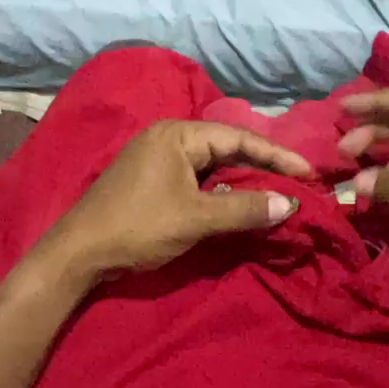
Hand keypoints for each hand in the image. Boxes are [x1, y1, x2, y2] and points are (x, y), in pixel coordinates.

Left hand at [40, 121, 312, 281]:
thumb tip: (289, 204)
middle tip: (299, 182)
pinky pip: (197, 178)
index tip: (309, 174)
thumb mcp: (195, 218)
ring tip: (278, 192)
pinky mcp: (152, 180)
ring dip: (243, 179)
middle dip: (263, 166)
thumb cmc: (138, 226)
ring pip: (212, 164)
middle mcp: (168, 138)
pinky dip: (221, 190)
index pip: (238, 138)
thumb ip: (243, 209)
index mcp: (177, 135)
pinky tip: (240, 203)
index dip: (277, 156)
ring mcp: (158, 158)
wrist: (79, 252)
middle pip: (226, 147)